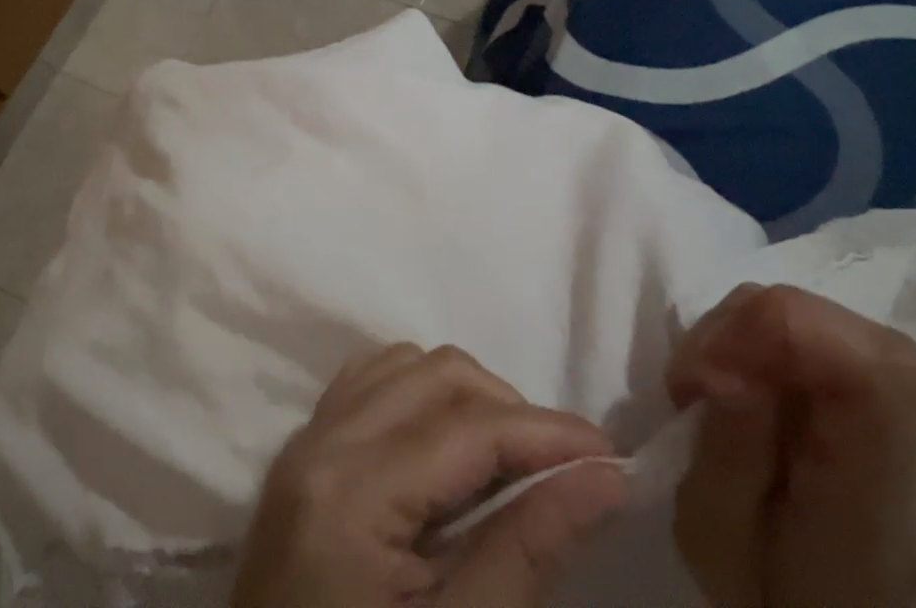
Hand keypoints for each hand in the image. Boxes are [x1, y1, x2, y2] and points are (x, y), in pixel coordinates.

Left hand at [230, 343, 625, 607]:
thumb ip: (529, 548)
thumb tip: (610, 474)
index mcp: (349, 493)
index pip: (471, 426)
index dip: (553, 434)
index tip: (615, 461)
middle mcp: (319, 445)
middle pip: (436, 374)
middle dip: (510, 410)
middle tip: (556, 474)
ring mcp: (302, 446)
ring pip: (402, 367)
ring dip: (465, 400)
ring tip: (502, 468)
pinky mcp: (300, 460)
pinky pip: (368, 387)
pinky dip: (419, 401)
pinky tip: (443, 459)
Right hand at [667, 283, 915, 607]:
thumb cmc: (771, 590)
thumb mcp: (718, 545)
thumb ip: (727, 459)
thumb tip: (724, 365)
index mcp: (879, 496)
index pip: (876, 369)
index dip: (783, 331)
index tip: (706, 372)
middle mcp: (913, 442)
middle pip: (840, 329)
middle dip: (741, 332)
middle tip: (690, 388)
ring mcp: (908, 415)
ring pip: (824, 317)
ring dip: (744, 334)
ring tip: (708, 393)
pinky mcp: (884, 397)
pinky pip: (820, 335)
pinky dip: (760, 343)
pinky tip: (740, 389)